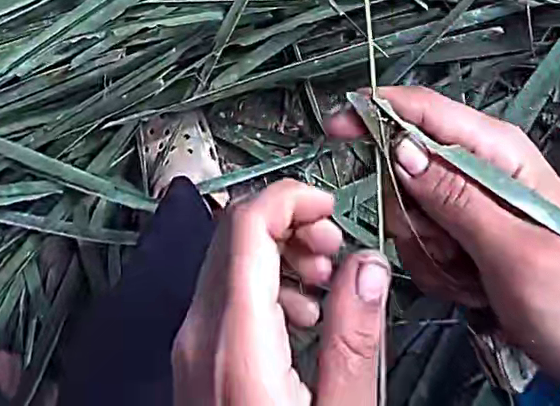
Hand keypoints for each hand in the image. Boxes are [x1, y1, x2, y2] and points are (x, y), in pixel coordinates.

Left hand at [172, 180, 390, 403]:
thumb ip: (354, 336)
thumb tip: (369, 264)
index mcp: (234, 342)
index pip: (247, 223)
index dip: (291, 197)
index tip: (331, 206)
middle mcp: (199, 334)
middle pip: (235, 231)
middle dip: (291, 221)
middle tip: (337, 247)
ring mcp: (191, 348)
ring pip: (229, 256)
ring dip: (279, 248)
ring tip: (327, 280)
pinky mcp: (195, 362)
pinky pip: (226, 291)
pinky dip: (265, 280)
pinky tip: (303, 313)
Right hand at [324, 86, 559, 388]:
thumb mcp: (516, 251)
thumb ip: (455, 196)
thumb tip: (401, 148)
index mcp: (498, 149)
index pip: (424, 109)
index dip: (375, 110)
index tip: (337, 126)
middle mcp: (481, 163)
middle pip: (405, 162)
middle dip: (411, 213)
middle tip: (445, 251)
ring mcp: (472, 196)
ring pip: (408, 204)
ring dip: (427, 248)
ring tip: (470, 277)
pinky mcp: (468, 227)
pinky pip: (422, 236)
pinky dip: (436, 266)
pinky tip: (471, 285)